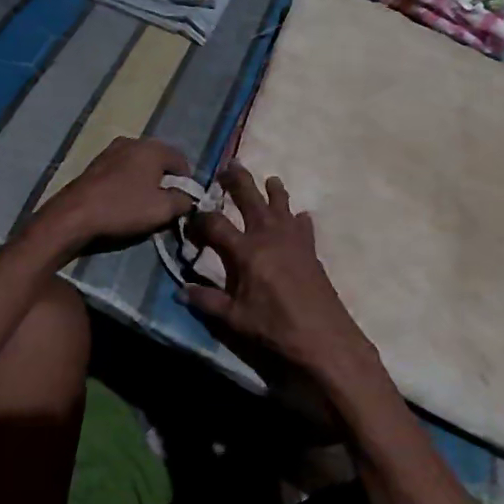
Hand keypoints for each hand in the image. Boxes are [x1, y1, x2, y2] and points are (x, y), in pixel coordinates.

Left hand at [32, 137, 195, 251]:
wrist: (75, 214)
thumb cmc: (123, 208)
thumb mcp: (163, 210)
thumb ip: (183, 201)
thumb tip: (188, 198)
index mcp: (152, 147)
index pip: (182, 160)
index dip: (187, 182)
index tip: (183, 202)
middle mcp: (133, 141)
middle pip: (160, 160)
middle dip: (166, 180)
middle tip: (165, 204)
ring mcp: (111, 150)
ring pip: (140, 164)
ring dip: (146, 181)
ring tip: (144, 204)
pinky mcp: (96, 162)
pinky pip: (123, 169)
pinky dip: (129, 182)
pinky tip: (124, 200)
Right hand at [182, 162, 378, 380]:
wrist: (324, 337)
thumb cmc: (274, 327)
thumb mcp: (234, 318)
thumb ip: (206, 301)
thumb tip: (180, 292)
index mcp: (245, 251)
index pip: (215, 224)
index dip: (199, 219)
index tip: (190, 219)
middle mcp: (268, 236)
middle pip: (250, 199)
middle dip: (238, 180)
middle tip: (229, 166)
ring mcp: (293, 240)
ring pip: (281, 205)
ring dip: (274, 190)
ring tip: (270, 179)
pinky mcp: (311, 250)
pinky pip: (304, 226)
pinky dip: (299, 219)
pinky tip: (300, 216)